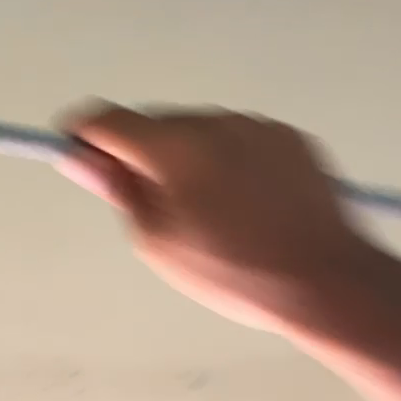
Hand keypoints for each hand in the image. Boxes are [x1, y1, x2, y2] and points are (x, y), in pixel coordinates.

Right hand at [58, 103, 398, 335]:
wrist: (327, 281)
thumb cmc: (229, 270)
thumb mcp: (156, 240)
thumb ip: (117, 188)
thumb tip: (80, 157)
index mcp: (175, 145)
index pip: (109, 119)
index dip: (83, 132)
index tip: (73, 150)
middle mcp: (215, 120)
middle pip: (156, 123)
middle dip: (139, 152)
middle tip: (148, 202)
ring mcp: (258, 125)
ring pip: (199, 130)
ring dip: (185, 154)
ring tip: (206, 208)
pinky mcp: (291, 138)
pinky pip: (239, 139)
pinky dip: (226, 159)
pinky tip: (244, 200)